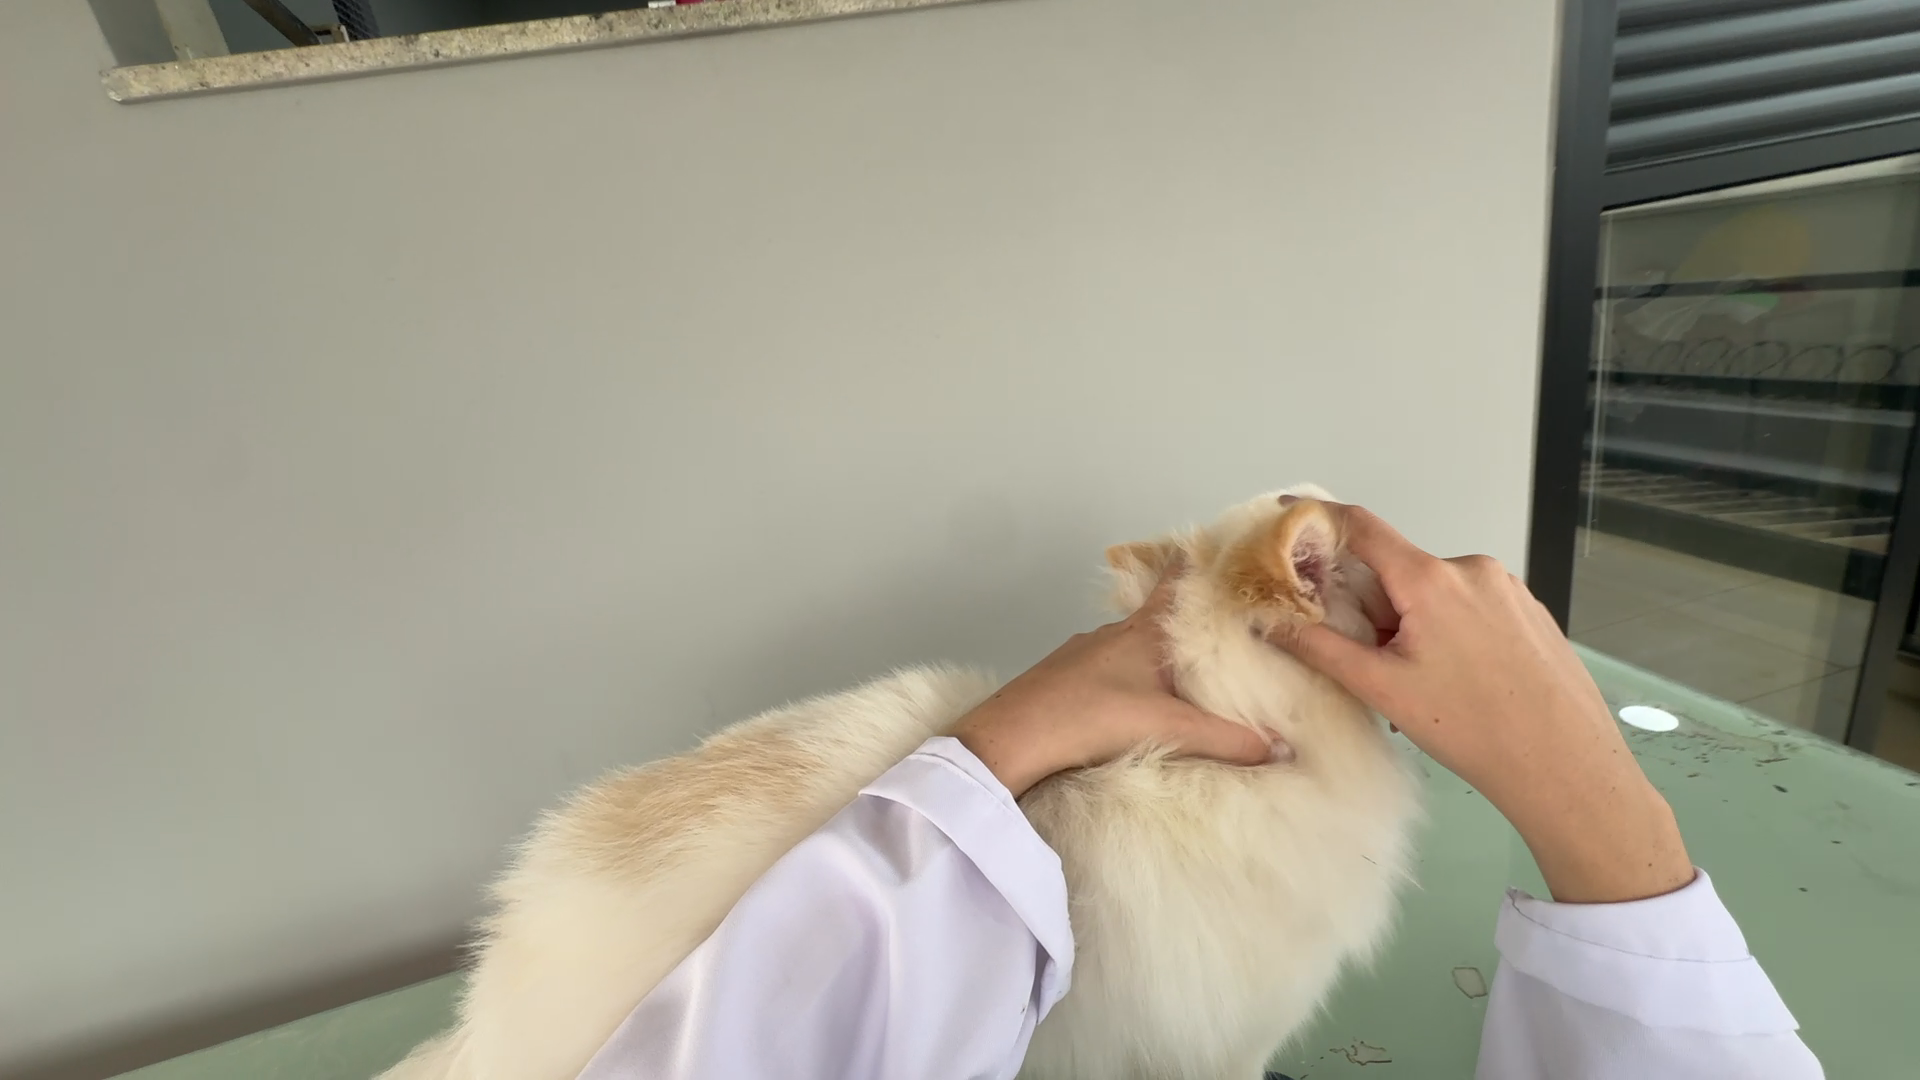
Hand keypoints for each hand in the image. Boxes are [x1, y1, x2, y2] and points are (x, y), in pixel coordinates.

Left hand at [954, 560, 1283, 796]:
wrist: (1013, 736)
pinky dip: (1123, 679)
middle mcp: (1111, 634)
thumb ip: (1227, 739)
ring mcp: (1080, 654)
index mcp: (1142, 632)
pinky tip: (1128, 706)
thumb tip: (1281, 750)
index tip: (1212, 548)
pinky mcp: (1060, 677)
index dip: (1193, 564)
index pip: (1174, 584)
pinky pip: (1103, 670)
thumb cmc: (1090, 717)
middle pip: (1153, 618)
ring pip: (1127, 647)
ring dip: (1151, 658)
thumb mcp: (1168, 727)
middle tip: (1215, 636)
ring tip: (1178, 680)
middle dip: (1183, 626)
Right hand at [1267, 501, 1693, 903]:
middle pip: (1394, 565)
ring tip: (1416, 672)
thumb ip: (1316, 646)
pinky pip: (1465, 600)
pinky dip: (1442, 622)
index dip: (1319, 515)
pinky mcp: (1528, 608)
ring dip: (1407, 615)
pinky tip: (1454, 672)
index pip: (1362, 526)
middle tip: (1366, 649)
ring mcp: (1507, 587)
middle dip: (1369, 598)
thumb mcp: (1379, 686)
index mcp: (1431, 580)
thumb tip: (1266, 621)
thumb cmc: (1472, 729)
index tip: (1288, 510)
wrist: (1568, 770)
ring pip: (1429, 585)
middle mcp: (1472, 569)